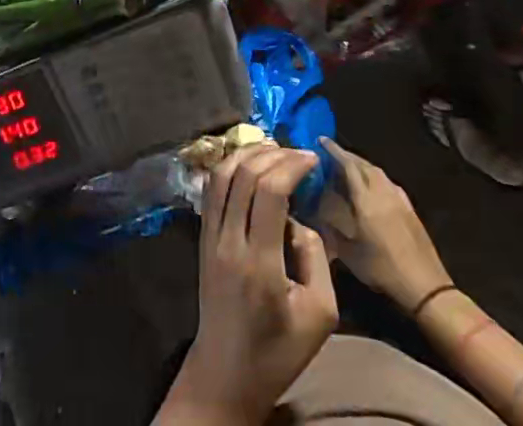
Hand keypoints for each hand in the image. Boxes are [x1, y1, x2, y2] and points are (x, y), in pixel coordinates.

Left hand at [162, 147, 336, 424]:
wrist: (226, 374)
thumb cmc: (278, 350)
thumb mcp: (320, 312)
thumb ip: (316, 256)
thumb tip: (299, 218)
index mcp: (259, 263)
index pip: (268, 191)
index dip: (292, 165)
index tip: (313, 159)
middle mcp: (228, 242)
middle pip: (243, 175)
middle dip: (274, 154)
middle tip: (299, 153)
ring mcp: (209, 238)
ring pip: (220, 176)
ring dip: (247, 154)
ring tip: (275, 150)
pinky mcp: (201, 239)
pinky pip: (211, 191)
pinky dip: (230, 168)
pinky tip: (250, 164)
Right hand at [316, 138, 451, 309]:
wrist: (425, 286)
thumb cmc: (383, 269)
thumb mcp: (349, 253)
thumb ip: (332, 228)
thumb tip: (317, 212)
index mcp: (367, 199)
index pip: (349, 165)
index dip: (334, 151)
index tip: (321, 140)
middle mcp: (384, 192)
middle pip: (365, 164)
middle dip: (347, 155)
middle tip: (331, 154)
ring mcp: (399, 199)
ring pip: (378, 172)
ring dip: (362, 165)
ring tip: (347, 168)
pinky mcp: (409, 208)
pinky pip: (387, 182)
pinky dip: (374, 177)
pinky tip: (370, 187)